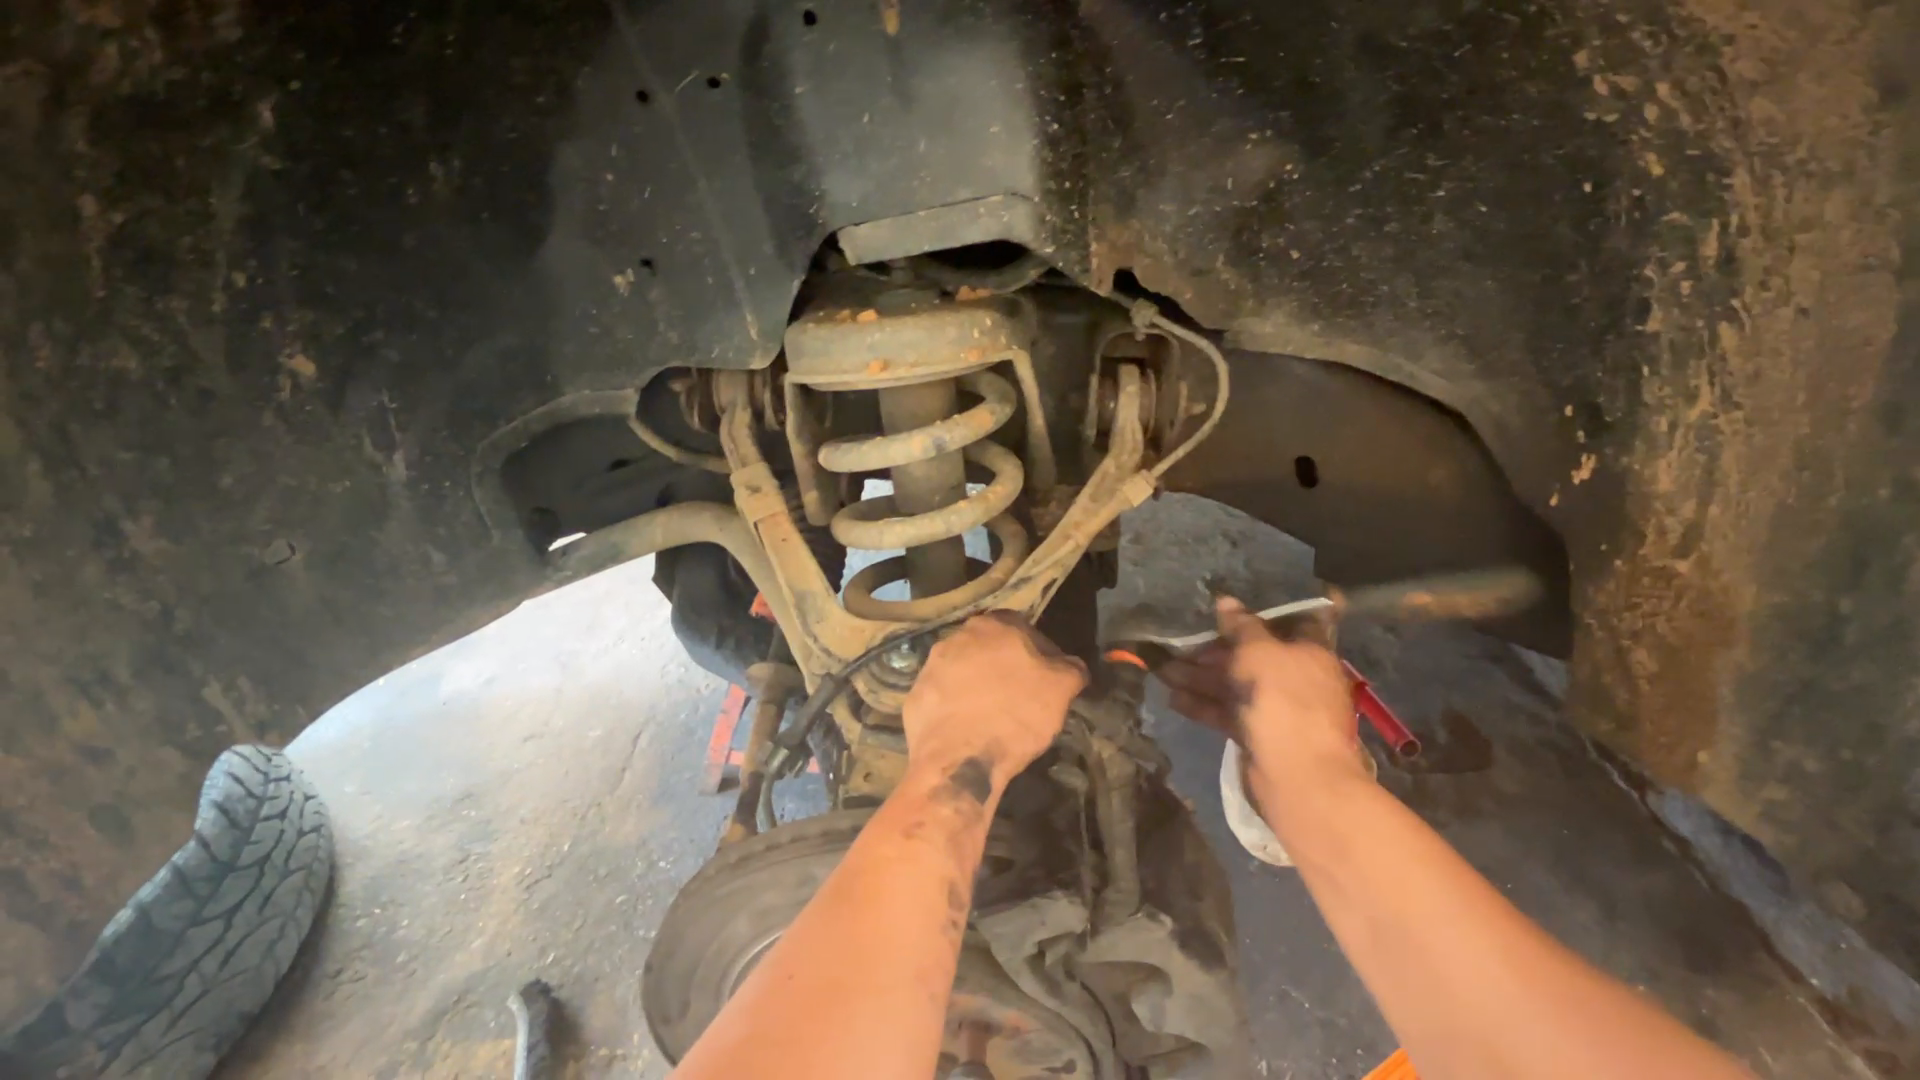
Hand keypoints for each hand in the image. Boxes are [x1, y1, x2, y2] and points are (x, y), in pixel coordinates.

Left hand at [902, 612, 1086, 795]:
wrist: (959, 760)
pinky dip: (955, 706)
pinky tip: (968, 728)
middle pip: (989, 646)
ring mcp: (929, 665)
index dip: (1039, 651)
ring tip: (993, 715)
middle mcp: (956, 636)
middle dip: (1004, 666)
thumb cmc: (1015, 715)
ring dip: (977, 684)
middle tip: (1020, 695)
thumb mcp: (1061, 690)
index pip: (1022, 627)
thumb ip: (1071, 669)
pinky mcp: (914, 695)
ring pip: (962, 669)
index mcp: (993, 625)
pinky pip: (942, 695)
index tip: (1047, 677)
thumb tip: (1072, 666)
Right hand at [1158, 596, 1362, 788]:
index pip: (1285, 623)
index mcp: (1308, 652)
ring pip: (1234, 684)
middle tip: (1177, 642)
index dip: (1255, 614)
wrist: (1297, 774)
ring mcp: (1276, 708)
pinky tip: (1172, 698)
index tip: (1222, 607)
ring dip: (1199, 676)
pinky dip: (1202, 705)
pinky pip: (1227, 712)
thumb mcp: (1259, 652)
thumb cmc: (1283, 699)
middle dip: (1213, 649)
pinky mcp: (1257, 733)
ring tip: (1160, 670)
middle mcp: (1294, 677)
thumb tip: (1225, 601)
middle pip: (1250, 656)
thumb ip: (1241, 626)